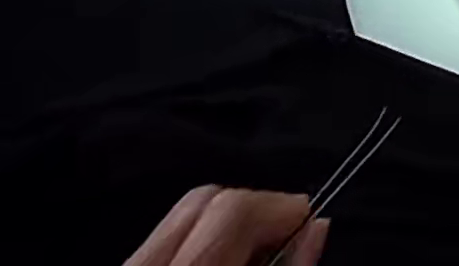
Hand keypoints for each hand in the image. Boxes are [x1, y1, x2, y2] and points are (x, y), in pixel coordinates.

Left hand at [123, 186, 328, 265]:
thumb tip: (317, 225)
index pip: (230, 212)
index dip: (280, 211)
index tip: (309, 226)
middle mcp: (141, 265)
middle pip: (204, 199)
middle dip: (254, 210)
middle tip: (282, 244)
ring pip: (183, 213)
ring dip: (228, 224)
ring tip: (253, 258)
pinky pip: (164, 238)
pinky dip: (200, 241)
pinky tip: (219, 263)